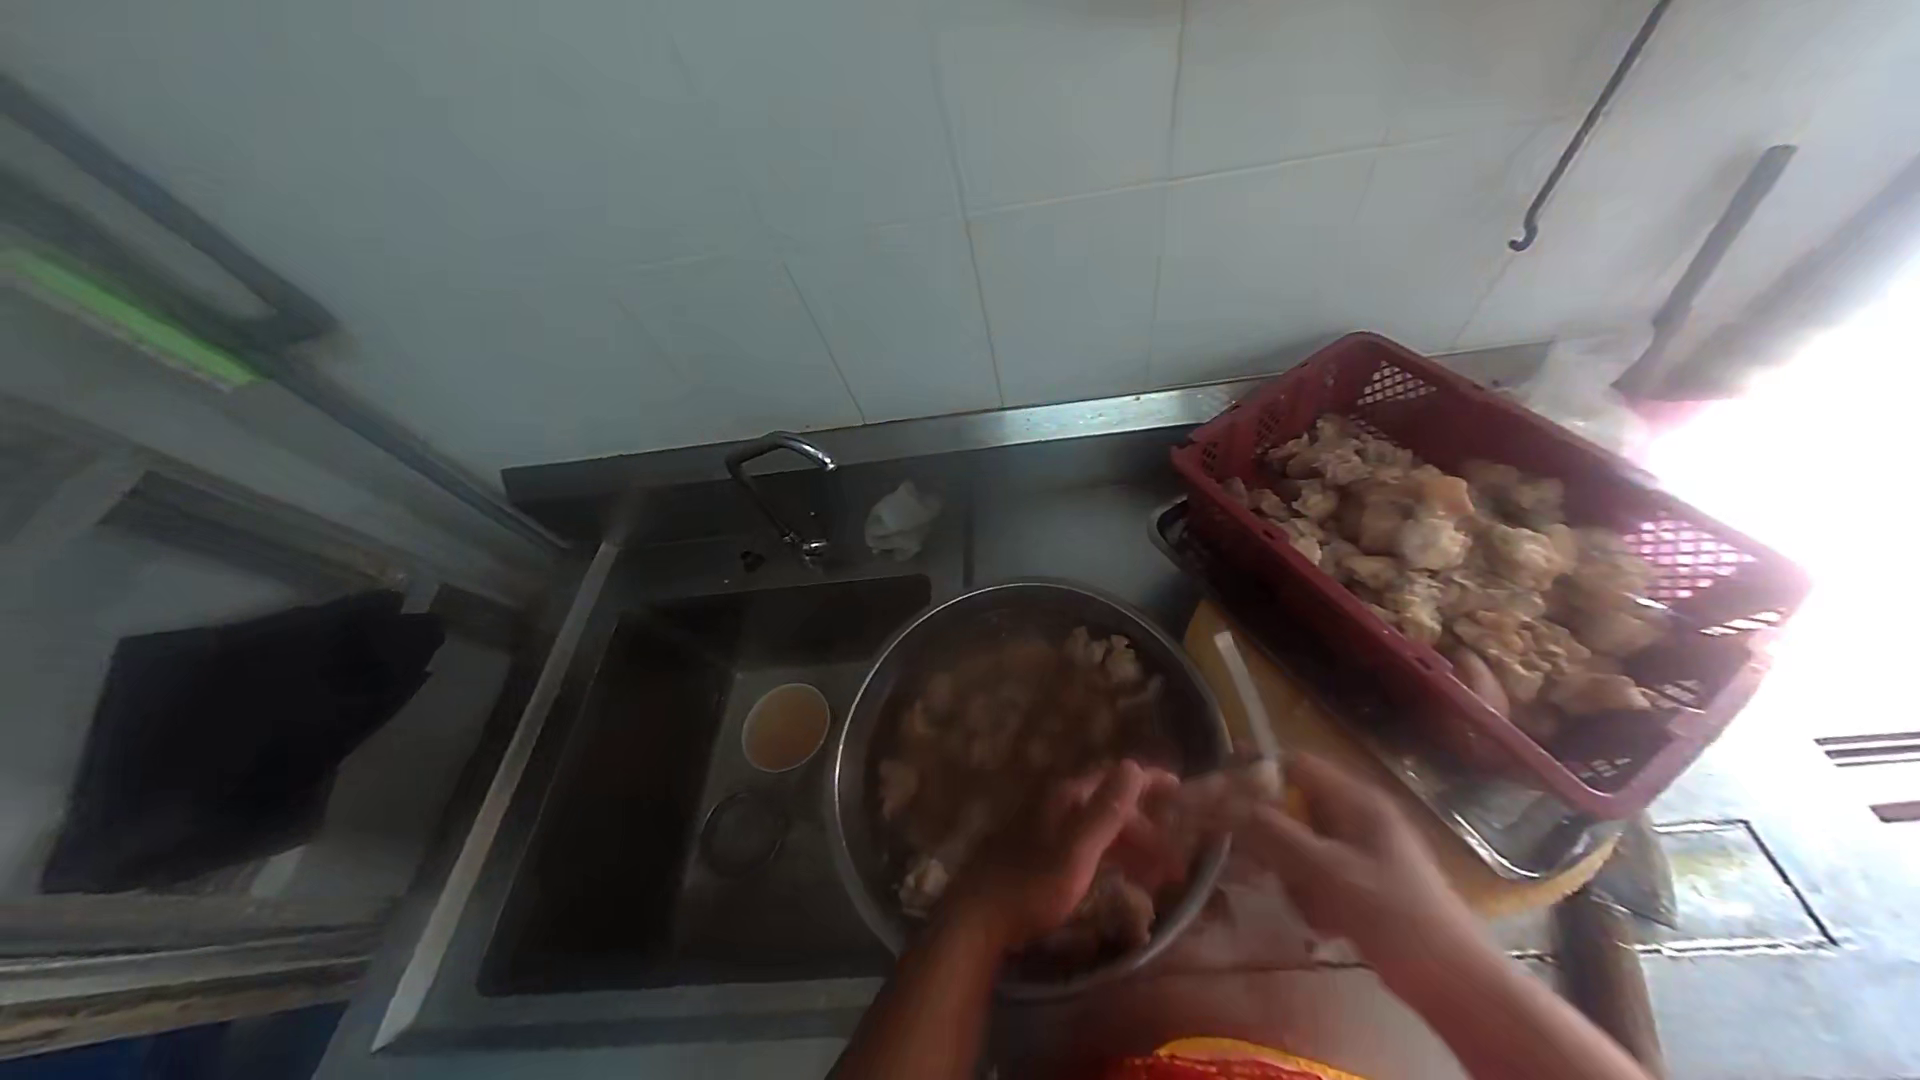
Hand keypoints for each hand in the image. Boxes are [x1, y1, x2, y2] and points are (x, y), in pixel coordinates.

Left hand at [943, 760, 1176, 950]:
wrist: (979, 917)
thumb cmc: (1032, 886)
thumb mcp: (1076, 851)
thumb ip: (1105, 811)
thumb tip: (1133, 766)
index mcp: (1066, 797)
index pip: (1114, 777)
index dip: (1147, 780)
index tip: (1178, 787)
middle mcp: (1056, 803)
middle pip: (1109, 806)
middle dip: (1145, 828)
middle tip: (1175, 861)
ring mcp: (1045, 826)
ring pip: (1098, 827)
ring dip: (1131, 845)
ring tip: (1158, 876)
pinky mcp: (1039, 850)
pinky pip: (1086, 844)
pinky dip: (1110, 855)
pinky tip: (1121, 877)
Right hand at [1239, 753, 1488, 990]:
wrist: (1456, 984)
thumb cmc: (1393, 914)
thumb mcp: (1325, 869)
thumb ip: (1272, 832)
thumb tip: (1223, 801)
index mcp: (1356, 799)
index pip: (1294, 764)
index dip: (1257, 773)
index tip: (1224, 797)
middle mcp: (1357, 815)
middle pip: (1294, 804)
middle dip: (1271, 833)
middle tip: (1253, 857)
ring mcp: (1362, 849)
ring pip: (1300, 841)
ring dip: (1291, 869)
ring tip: (1301, 899)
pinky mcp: (1363, 880)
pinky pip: (1317, 870)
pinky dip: (1309, 891)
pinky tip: (1320, 920)